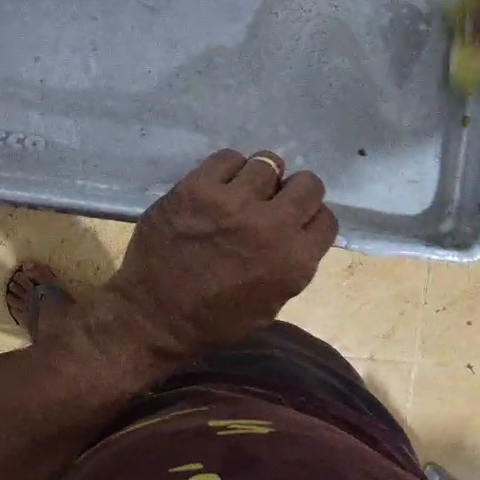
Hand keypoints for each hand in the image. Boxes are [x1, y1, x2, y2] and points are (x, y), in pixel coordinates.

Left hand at [89, 149, 338, 363]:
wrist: (153, 317)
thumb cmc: (214, 321)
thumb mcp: (271, 304)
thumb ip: (292, 263)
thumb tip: (299, 230)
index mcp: (294, 262)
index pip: (326, 219)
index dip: (311, 219)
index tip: (296, 222)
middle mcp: (270, 226)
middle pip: (307, 184)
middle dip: (294, 193)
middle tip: (274, 203)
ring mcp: (232, 203)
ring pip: (268, 164)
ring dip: (260, 179)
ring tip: (242, 194)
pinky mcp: (197, 188)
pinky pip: (228, 158)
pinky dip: (228, 171)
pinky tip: (218, 189)